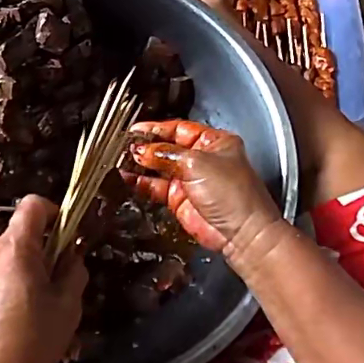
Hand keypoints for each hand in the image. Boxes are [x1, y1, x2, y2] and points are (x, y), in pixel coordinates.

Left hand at [0, 196, 85, 362]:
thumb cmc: (30, 340)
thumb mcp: (67, 307)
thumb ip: (74, 272)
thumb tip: (72, 255)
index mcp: (16, 247)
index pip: (33, 204)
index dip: (54, 211)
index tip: (68, 234)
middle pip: (22, 230)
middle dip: (45, 245)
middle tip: (62, 277)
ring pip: (11, 251)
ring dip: (30, 264)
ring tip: (44, 301)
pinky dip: (14, 278)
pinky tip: (23, 312)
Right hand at [125, 119, 284, 259]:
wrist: (242, 234)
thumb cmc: (236, 196)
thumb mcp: (198, 164)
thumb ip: (166, 154)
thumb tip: (142, 149)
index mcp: (213, 142)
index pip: (178, 128)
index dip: (155, 129)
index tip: (135, 130)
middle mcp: (200, 158)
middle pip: (165, 147)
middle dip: (144, 146)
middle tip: (125, 145)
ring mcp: (189, 179)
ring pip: (157, 167)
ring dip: (139, 164)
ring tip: (121, 160)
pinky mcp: (178, 199)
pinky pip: (154, 186)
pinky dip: (139, 182)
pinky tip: (127, 177)